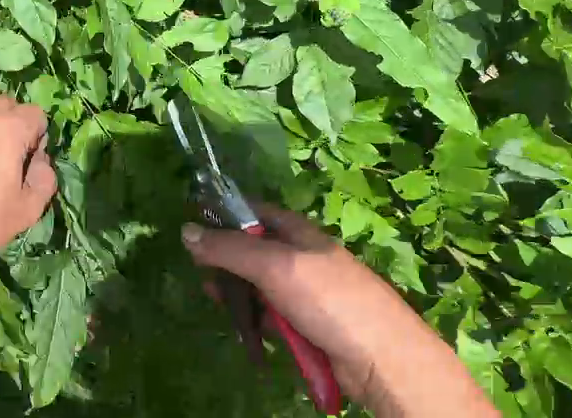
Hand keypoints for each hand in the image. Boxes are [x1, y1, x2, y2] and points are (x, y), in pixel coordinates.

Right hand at [182, 205, 496, 417]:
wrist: (386, 362)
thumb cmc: (329, 299)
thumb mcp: (272, 265)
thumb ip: (227, 247)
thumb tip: (185, 229)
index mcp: (297, 231)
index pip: (253, 210)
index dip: (223, 213)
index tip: (193, 223)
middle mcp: (301, 257)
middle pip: (252, 249)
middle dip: (224, 258)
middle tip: (200, 271)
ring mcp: (306, 292)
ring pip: (260, 285)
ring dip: (237, 292)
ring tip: (215, 300)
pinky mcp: (309, 325)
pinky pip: (273, 314)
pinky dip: (256, 318)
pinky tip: (243, 327)